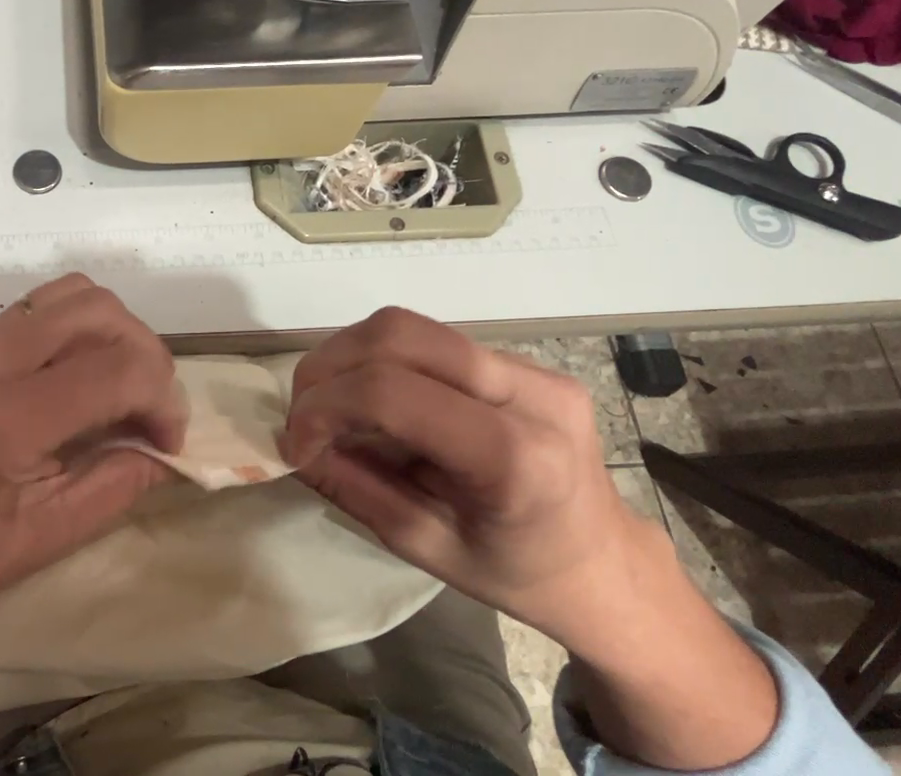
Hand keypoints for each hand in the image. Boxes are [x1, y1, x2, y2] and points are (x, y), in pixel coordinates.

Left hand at [0, 272, 185, 654]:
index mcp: (8, 418)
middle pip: (101, 312)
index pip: (117, 368)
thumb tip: (174, 447)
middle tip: (149, 412)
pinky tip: (81, 377)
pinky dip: (81, 329)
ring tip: (120, 389)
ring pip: (75, 294)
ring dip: (115, 334)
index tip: (167, 441)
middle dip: (146, 357)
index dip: (162, 399)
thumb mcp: (56, 531)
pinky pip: (43, 306)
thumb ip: (124, 477)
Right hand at [282, 309, 776, 769]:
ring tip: (330, 403)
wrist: (605, 565)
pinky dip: (382, 362)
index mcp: (514, 457)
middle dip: (329, 365)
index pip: (392, 392)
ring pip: (412, 326)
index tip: (297, 444)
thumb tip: (294, 444)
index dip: (324, 406)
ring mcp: (533, 369)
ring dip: (351, 357)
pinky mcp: (524, 362)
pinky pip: (433, 341)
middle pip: (400, 334)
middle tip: (303, 411)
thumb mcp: (424, 547)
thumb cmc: (517, 573)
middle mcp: (530, 393)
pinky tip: (373, 401)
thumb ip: (354, 486)